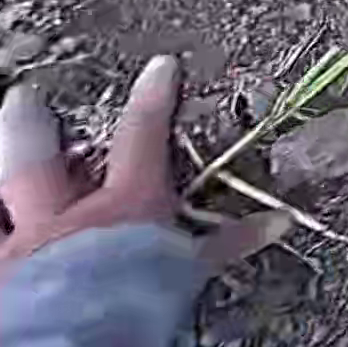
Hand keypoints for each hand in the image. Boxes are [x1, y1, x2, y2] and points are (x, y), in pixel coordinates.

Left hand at [0, 56, 287, 279]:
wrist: (69, 333)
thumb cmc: (136, 290)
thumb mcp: (190, 265)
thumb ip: (229, 241)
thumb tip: (282, 221)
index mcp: (124, 202)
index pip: (144, 136)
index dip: (153, 98)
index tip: (159, 66)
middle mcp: (62, 217)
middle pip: (37, 165)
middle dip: (29, 129)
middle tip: (20, 98)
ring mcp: (13, 249)